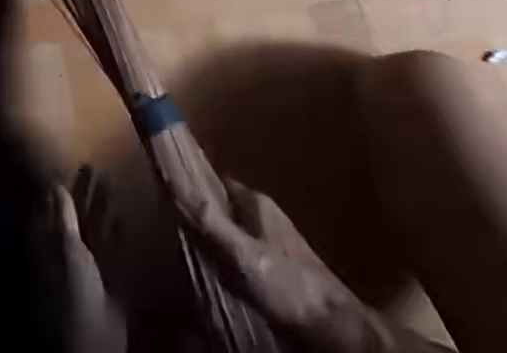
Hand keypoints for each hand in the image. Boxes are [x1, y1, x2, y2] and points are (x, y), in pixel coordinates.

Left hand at [52, 183, 126, 352]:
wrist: (91, 341)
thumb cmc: (71, 291)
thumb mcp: (65, 248)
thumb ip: (63, 217)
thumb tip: (56, 186)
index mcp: (48, 244)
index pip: (51, 210)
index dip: (59, 189)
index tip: (68, 165)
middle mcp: (65, 251)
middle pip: (74, 216)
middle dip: (82, 193)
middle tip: (92, 166)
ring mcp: (87, 265)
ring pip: (94, 229)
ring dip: (101, 207)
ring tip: (109, 181)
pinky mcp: (108, 279)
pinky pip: (112, 251)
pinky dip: (117, 234)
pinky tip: (123, 217)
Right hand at [181, 178, 403, 352]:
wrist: (336, 328)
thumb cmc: (288, 286)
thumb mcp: (243, 255)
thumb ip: (210, 223)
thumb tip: (175, 185)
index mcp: (256, 203)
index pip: (217, 179)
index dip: (195, 183)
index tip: (170, 192)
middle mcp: (266, 215)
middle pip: (225, 205)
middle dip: (204, 214)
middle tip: (178, 229)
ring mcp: (277, 240)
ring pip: (236, 229)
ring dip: (218, 238)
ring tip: (194, 254)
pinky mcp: (283, 267)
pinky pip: (247, 252)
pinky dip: (232, 259)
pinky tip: (222, 276)